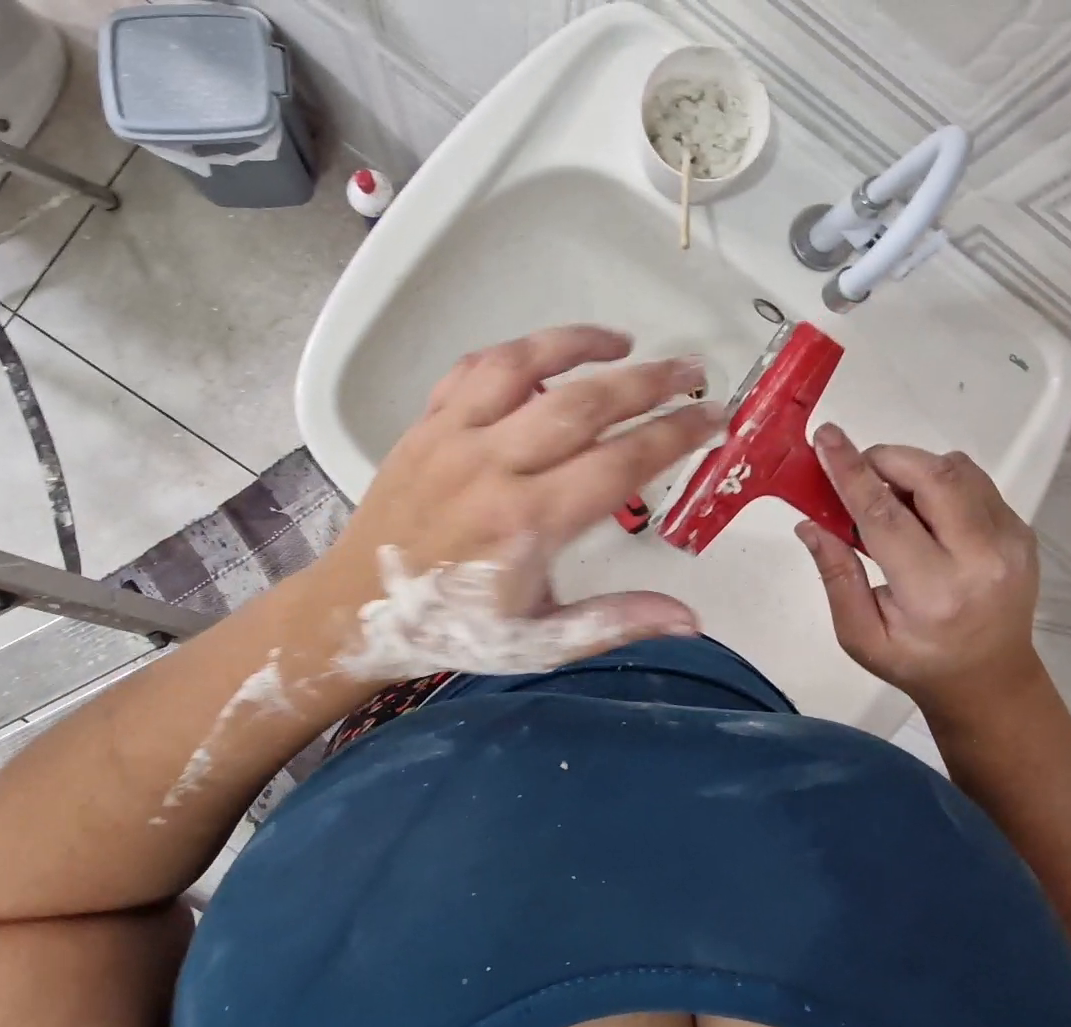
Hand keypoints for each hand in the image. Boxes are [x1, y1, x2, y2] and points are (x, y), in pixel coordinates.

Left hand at [315, 325, 723, 678]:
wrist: (356, 609)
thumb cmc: (453, 628)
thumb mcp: (540, 640)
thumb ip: (615, 621)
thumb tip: (690, 617)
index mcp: (526, 522)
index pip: (620, 463)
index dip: (675, 436)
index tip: (714, 419)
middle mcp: (491, 467)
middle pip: (584, 403)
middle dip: (649, 381)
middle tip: (692, 371)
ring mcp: (452, 438)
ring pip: (523, 366)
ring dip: (579, 344)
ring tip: (624, 342)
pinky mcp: (423, 426)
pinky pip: (471, 370)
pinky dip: (514, 353)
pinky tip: (544, 355)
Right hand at [796, 424, 1043, 711]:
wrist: (990, 679)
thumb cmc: (916, 661)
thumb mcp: (860, 635)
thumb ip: (835, 577)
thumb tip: (810, 525)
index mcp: (933, 593)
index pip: (885, 515)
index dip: (851, 472)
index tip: (827, 438)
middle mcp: (980, 560)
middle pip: (933, 477)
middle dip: (887, 459)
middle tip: (858, 473)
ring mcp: (1010, 542)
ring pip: (959, 470)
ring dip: (914, 469)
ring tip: (890, 498)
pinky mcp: (1022, 531)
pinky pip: (976, 483)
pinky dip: (940, 483)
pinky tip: (923, 515)